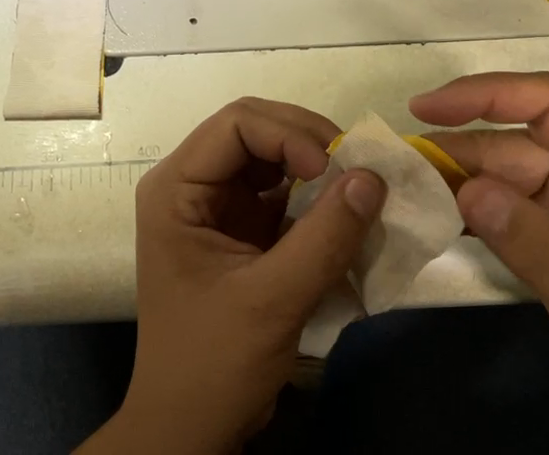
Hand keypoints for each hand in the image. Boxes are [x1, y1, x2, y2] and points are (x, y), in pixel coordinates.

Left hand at [81, 98, 385, 454]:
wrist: (190, 424)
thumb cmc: (213, 361)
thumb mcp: (272, 300)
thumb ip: (324, 238)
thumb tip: (373, 176)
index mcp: (175, 188)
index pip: (235, 124)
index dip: (288, 133)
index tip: (333, 170)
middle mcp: (192, 185)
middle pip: (254, 132)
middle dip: (307, 143)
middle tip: (358, 170)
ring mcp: (216, 207)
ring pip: (271, 160)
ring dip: (317, 170)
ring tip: (359, 189)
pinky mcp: (241, 232)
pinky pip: (282, 196)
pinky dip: (316, 200)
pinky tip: (347, 215)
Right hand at [413, 73, 548, 454]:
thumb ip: (543, 251)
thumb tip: (467, 188)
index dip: (488, 94)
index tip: (425, 107)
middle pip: (517, 139)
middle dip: (457, 147)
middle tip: (394, 169)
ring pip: (503, 168)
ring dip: (455, 176)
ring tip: (404, 191)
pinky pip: (504, 200)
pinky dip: (467, 203)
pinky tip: (432, 212)